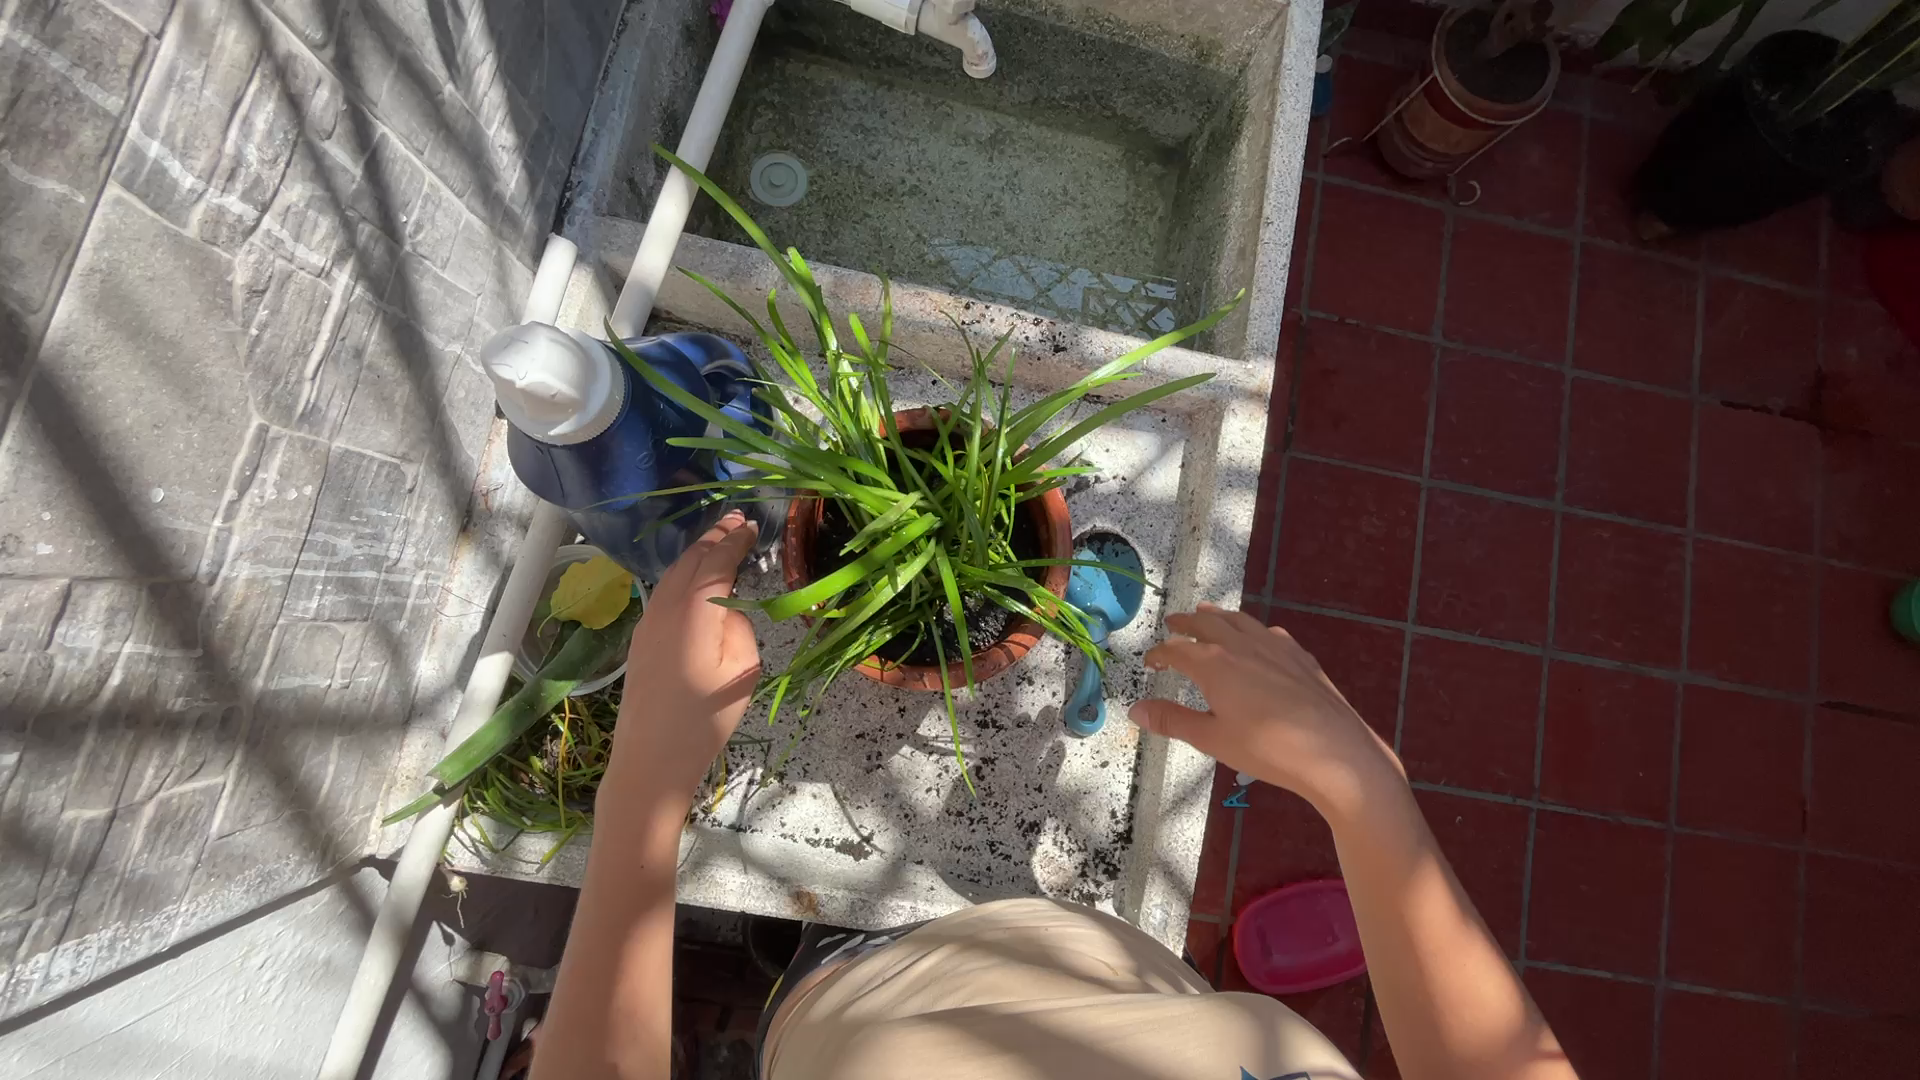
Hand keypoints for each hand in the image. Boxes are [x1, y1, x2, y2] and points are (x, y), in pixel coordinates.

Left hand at [606, 510, 761, 802]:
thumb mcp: (742, 671)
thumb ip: (738, 628)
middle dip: (714, 536)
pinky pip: (665, 590)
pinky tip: (696, 577)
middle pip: (690, 560)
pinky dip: (684, 573)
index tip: (753, 525)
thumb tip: (727, 610)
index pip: (716, 562)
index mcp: (694, 614)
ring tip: (719, 538)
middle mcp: (665, 609)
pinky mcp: (641, 638)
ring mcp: (648, 623)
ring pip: (674, 573)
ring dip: (698, 552)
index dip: (735, 540)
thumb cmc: (705, 720)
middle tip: (737, 519)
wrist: (650, 760)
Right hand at [1129, 604, 1403, 813]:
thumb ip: (1172, 720)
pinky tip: (1258, 637)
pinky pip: (1269, 632)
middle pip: (1206, 625)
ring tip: (1205, 612)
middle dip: (1185, 623)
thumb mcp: (1212, 739)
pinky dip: (1253, 629)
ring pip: (1238, 620)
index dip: (1158, 654)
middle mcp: (1240, 646)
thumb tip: (1135, 710)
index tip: (1150, 661)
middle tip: (1172, 623)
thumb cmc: (1267, 749)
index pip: (1175, 651)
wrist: (1335, 753)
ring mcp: (1274, 647)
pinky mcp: (1300, 657)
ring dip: (1217, 616)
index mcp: (1213, 664)